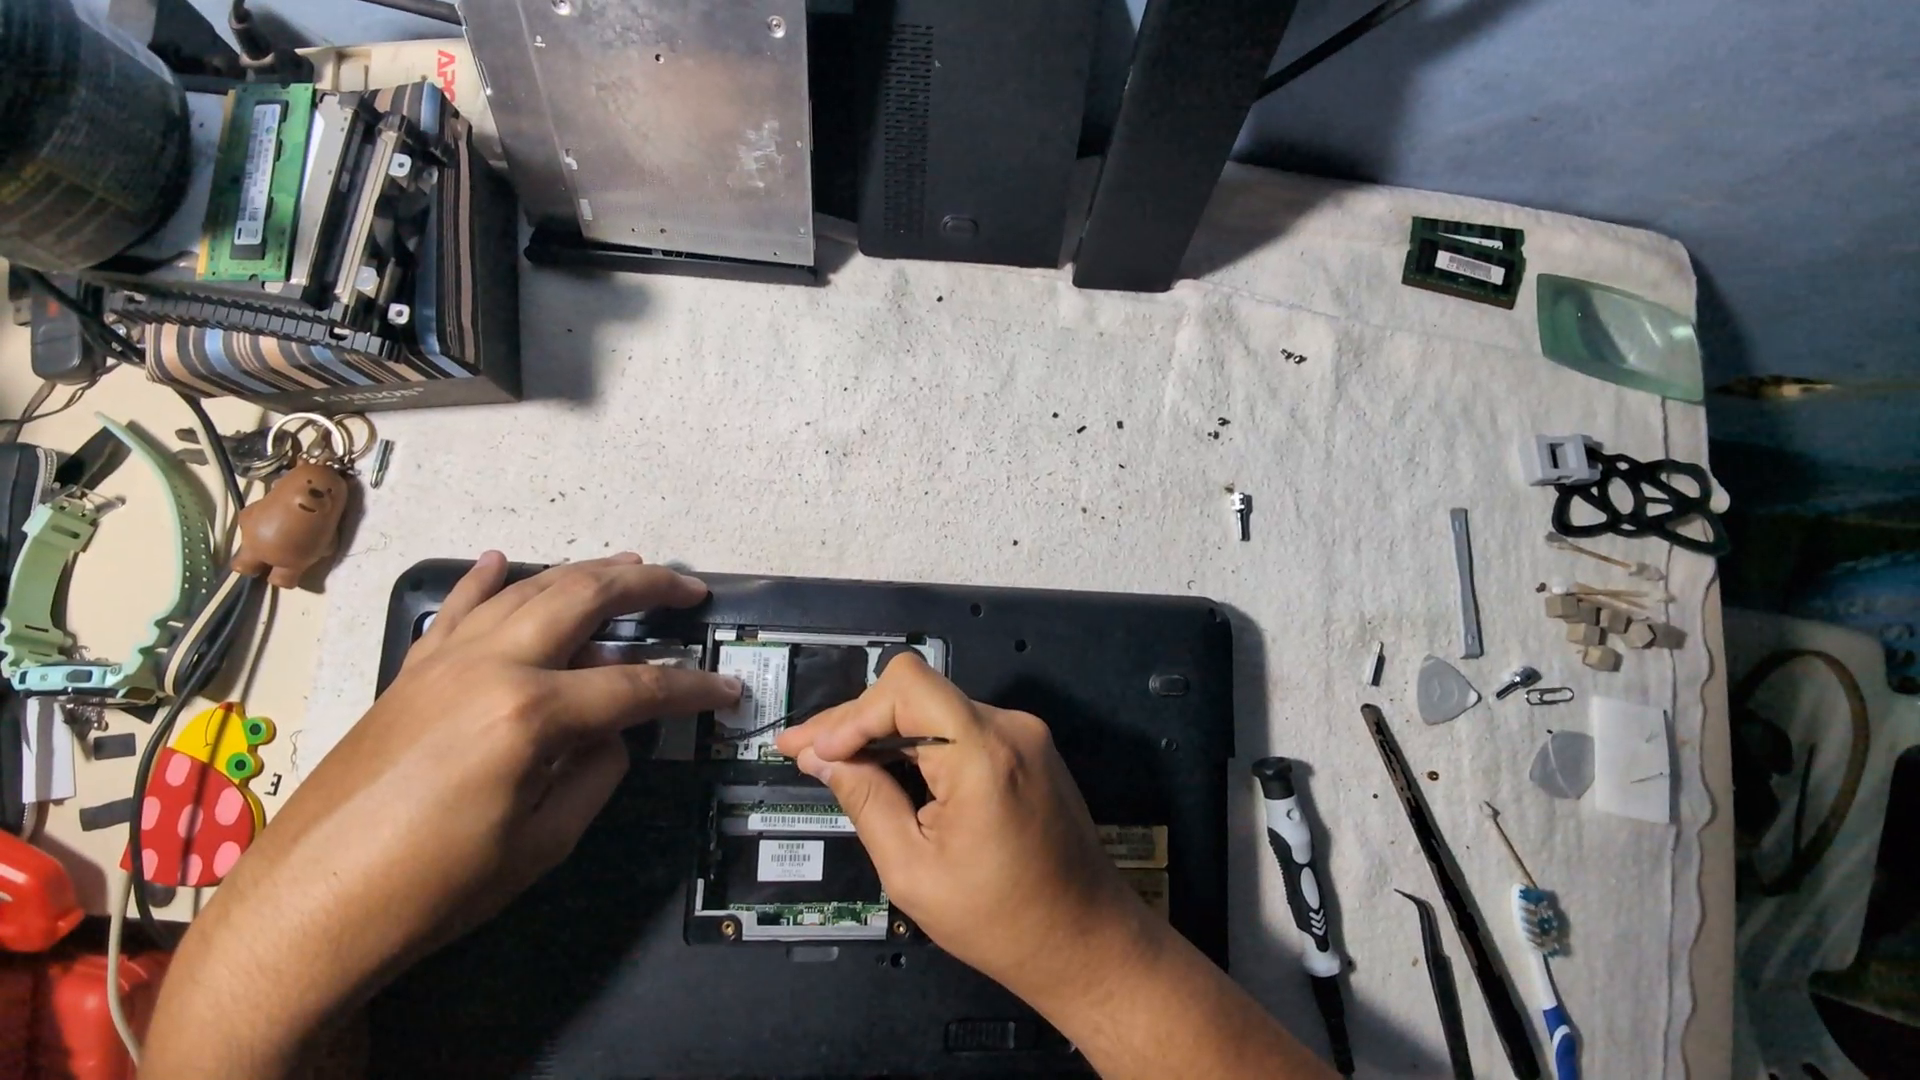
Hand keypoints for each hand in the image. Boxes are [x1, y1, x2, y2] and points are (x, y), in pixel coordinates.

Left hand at [142, 552, 742, 1079]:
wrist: (305, 911)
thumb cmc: (437, 890)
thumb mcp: (545, 843)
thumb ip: (597, 773)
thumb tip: (615, 734)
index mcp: (531, 714)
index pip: (637, 686)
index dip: (692, 688)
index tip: (727, 691)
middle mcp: (491, 666)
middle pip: (584, 598)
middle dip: (646, 585)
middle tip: (687, 586)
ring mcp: (444, 661)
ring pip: (527, 589)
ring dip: (583, 572)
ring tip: (628, 566)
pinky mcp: (410, 672)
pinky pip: (455, 611)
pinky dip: (483, 581)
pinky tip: (498, 560)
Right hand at [776, 657, 1334, 1079]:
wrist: (1086, 940)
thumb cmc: (1001, 921)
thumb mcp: (913, 871)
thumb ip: (866, 801)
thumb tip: (824, 757)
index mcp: (984, 754)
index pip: (907, 686)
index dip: (853, 712)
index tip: (816, 751)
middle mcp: (1008, 727)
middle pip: (916, 693)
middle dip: (855, 722)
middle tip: (801, 750)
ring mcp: (1023, 734)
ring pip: (934, 708)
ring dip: (883, 733)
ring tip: (834, 761)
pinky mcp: (1027, 747)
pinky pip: (958, 728)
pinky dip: (918, 744)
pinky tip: (884, 767)